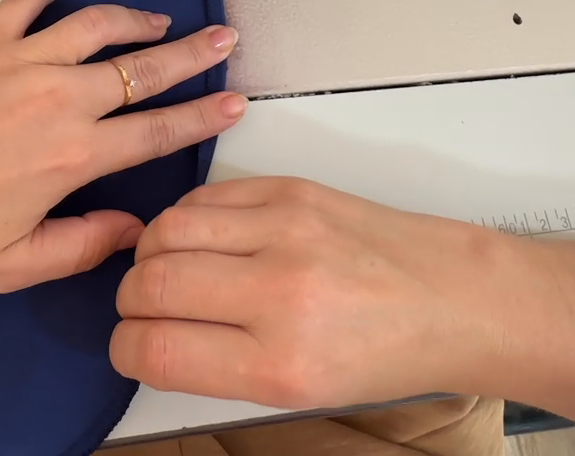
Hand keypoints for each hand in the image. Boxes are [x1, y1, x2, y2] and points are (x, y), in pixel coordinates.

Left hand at [0, 0, 244, 293]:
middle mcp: (59, 98)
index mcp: (73, 156)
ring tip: (160, 19)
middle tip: (224, 38)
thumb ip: (85, 247)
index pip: (157, 131)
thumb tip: (139, 230)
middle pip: (143, 68)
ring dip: (136, 18)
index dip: (203, 116)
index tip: (235, 100)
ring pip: (97, 25)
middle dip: (192, 53)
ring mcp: (22, 60)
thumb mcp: (16, 264)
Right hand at [110, 177, 521, 409]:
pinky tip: (199, 237)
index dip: (124, 348)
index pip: (157, 350)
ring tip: (166, 267)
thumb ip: (219, 364)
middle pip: (150, 282)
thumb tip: (150, 334)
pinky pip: (203, 195)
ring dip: (150, 252)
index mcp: (282, 364)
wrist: (450, 296)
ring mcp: (283, 227)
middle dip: (129, 299)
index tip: (130, 346)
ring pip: (167, 228)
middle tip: (141, 306)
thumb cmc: (381, 354)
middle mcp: (278, 291)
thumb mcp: (299, 388)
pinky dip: (185, 219)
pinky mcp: (288, 186)